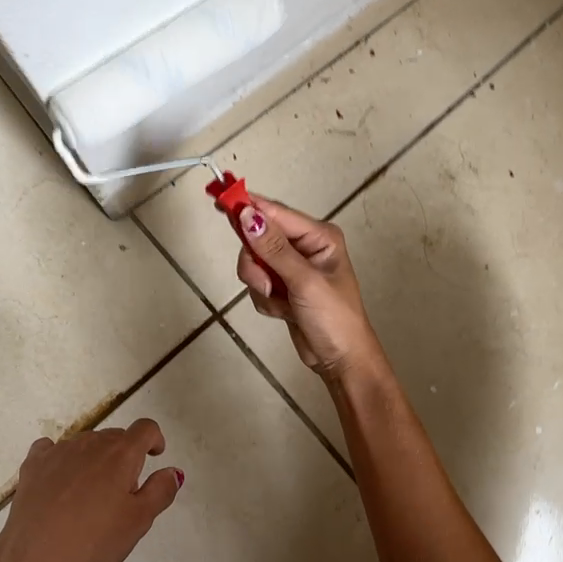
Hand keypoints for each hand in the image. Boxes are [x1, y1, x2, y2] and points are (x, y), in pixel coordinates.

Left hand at [0, 419, 182, 561]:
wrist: (36, 561)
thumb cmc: (94, 542)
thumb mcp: (138, 522)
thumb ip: (160, 491)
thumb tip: (173, 471)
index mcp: (120, 454)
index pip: (145, 429)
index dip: (154, 439)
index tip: (154, 457)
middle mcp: (89, 443)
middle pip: (114, 438)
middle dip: (124, 457)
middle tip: (122, 495)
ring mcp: (58, 451)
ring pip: (85, 445)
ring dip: (94, 460)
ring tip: (90, 498)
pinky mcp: (33, 465)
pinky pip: (52, 450)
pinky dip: (62, 460)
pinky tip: (59, 483)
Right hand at [233, 194, 382, 381]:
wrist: (341, 361)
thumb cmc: (333, 318)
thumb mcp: (304, 281)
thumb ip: (273, 248)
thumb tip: (247, 215)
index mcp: (318, 236)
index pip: (276, 213)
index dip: (249, 206)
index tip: (221, 200)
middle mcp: (304, 246)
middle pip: (259, 237)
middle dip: (256, 263)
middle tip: (264, 284)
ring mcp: (292, 267)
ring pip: (254, 262)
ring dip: (259, 284)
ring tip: (277, 300)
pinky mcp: (282, 287)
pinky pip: (257, 282)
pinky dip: (264, 298)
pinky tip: (282, 311)